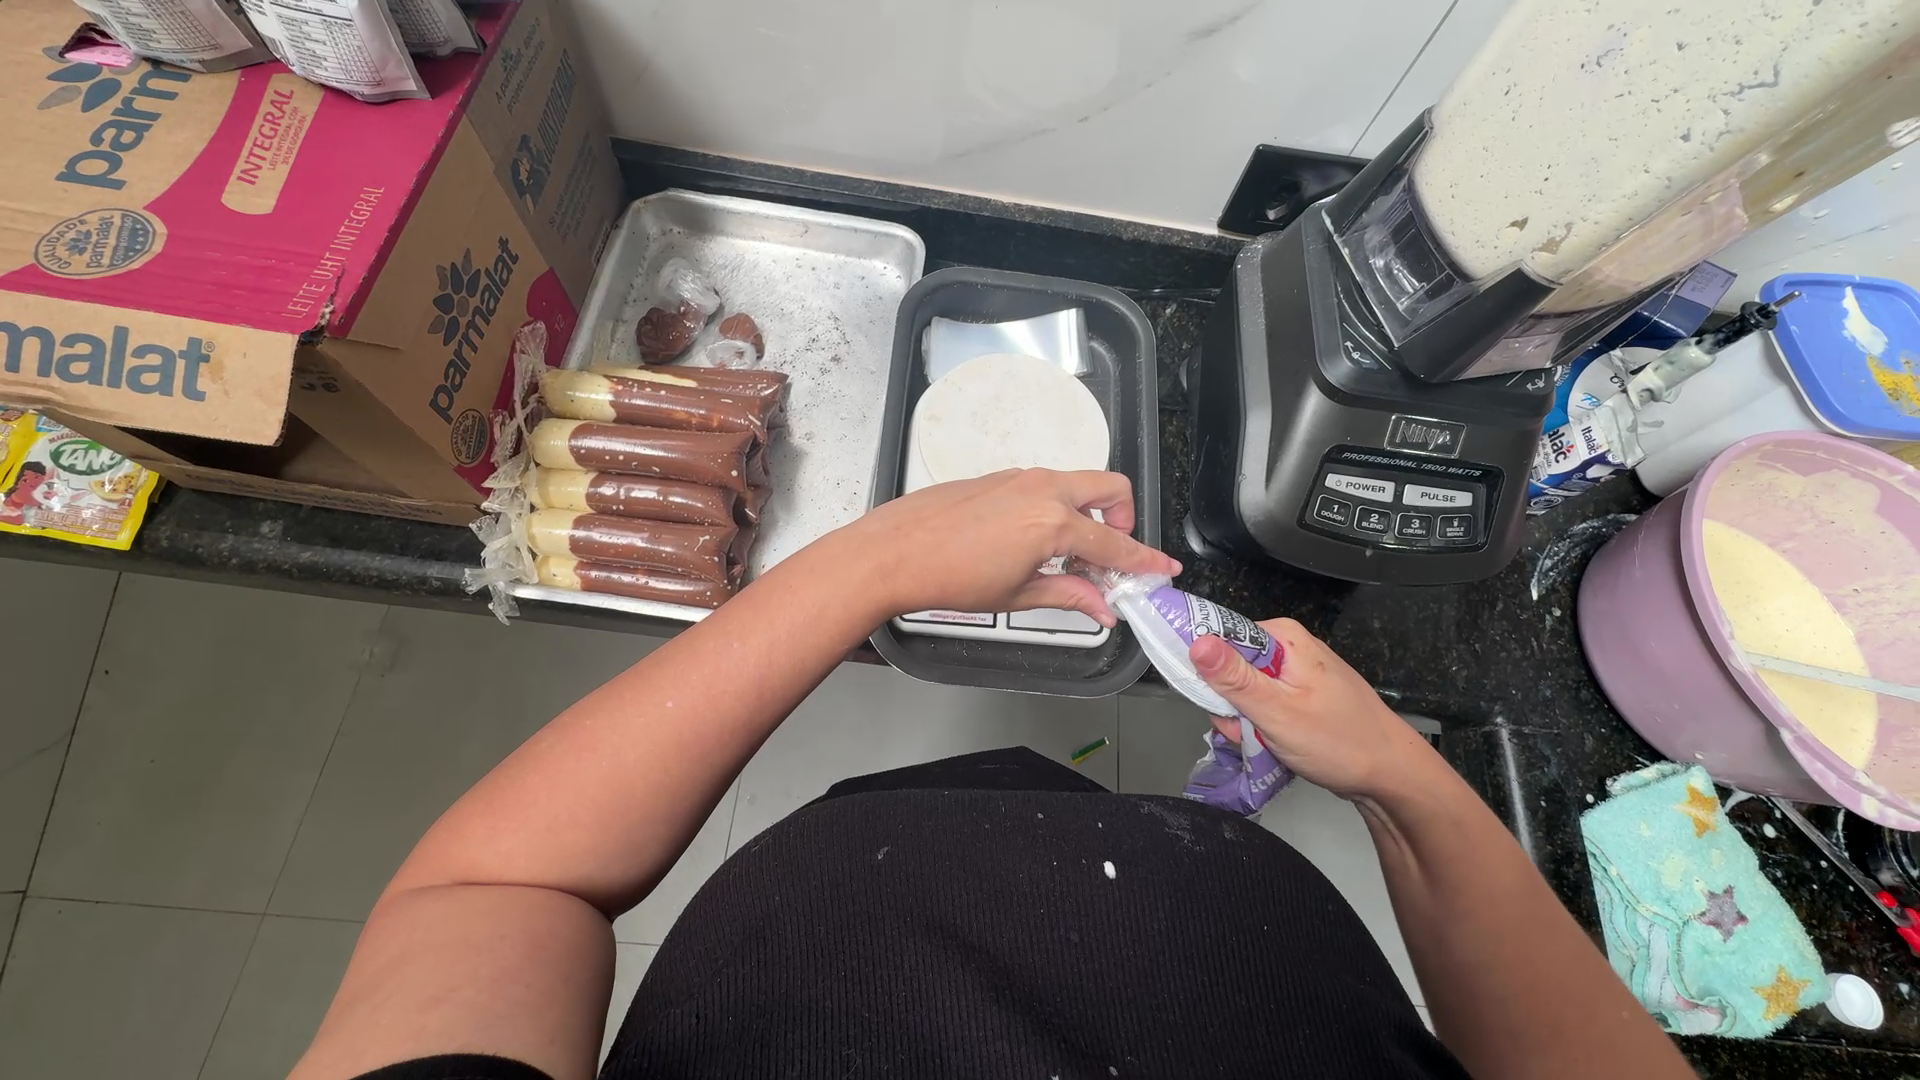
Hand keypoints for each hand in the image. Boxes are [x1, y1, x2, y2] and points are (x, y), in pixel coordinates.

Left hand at [846, 469, 1180, 623]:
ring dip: (1088, 514)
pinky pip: (1046, 485)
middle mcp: (1043, 489)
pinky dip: (1058, 508)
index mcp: (1054, 522)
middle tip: (1108, 557)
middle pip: (1111, 488)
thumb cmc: (949, 577)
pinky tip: (1033, 542)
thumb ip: (1069, 594)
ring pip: (1077, 483)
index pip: (1115, 543)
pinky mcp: (1000, 476)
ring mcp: (1020, 477)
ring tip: (1066, 557)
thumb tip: (1103, 608)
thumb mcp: (1017, 596)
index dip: (1144, 561)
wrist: (893, 552)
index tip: (1162, 568)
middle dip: (1122, 519)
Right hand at [1189, 619, 1441, 801]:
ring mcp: (1294, 673)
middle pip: (1229, 668)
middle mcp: (1287, 647)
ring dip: (1245, 721)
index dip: (1210, 671)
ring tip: (1266, 741)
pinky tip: (1273, 743)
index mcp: (1282, 636)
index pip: (1219, 638)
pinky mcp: (1298, 695)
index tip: (1218, 701)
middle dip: (1230, 704)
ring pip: (1243, 691)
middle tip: (1248, 729)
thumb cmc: (1340, 741)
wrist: (1392, 776)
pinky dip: (1261, 726)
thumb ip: (1234, 677)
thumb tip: (1196, 642)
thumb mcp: (1277, 711)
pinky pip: (1262, 704)